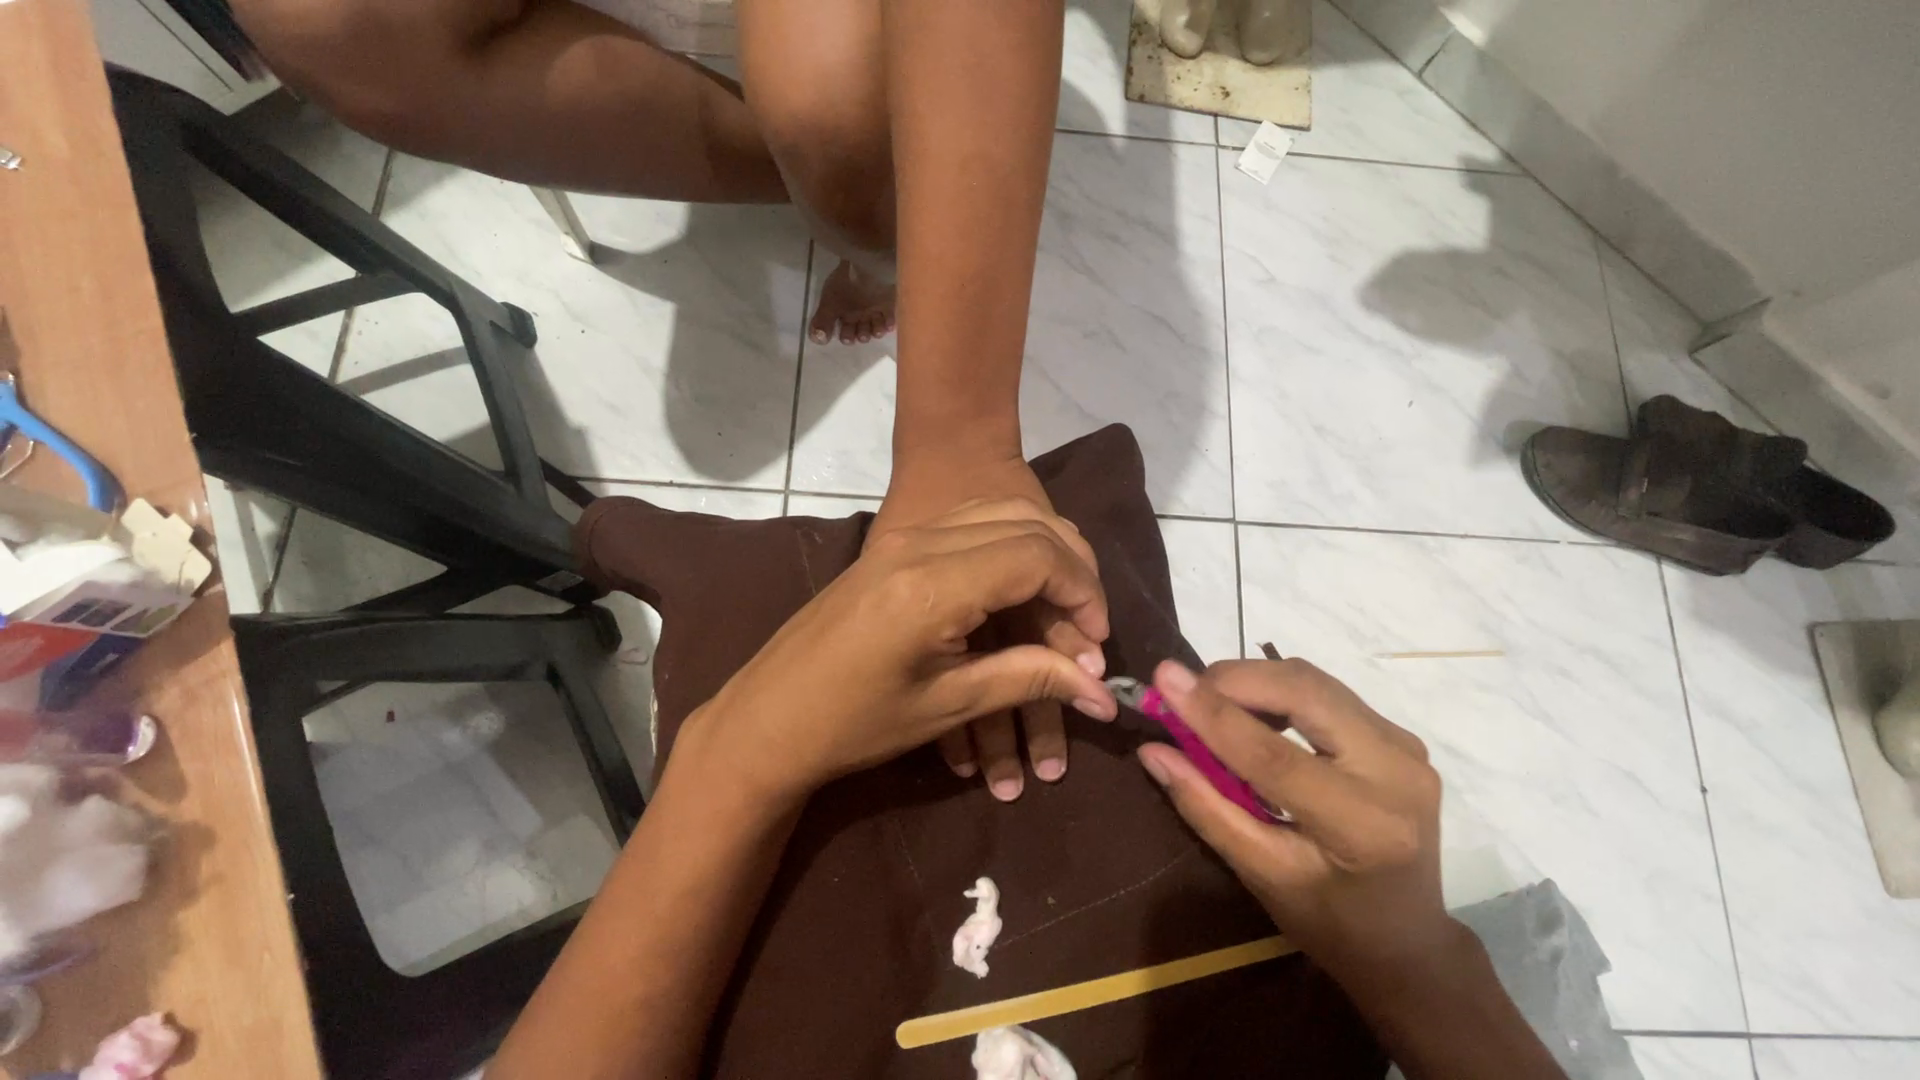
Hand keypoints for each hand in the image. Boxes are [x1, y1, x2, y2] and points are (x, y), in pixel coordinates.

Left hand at [690, 498, 1118, 803]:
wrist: (768, 717)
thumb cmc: (855, 723)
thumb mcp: (946, 704)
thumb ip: (1029, 680)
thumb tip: (1102, 689)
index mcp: (934, 584)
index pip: (1037, 556)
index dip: (1082, 595)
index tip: (1098, 646)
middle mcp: (922, 543)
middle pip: (1028, 526)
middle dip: (1073, 573)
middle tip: (1088, 633)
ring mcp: (904, 538)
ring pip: (1001, 516)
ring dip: (1044, 554)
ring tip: (1061, 614)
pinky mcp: (893, 545)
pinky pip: (971, 524)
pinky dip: (1009, 547)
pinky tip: (1018, 592)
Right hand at [1137, 659, 1455, 980]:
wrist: (1406, 937)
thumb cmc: (1327, 920)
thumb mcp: (1260, 874)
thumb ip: (1205, 807)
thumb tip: (1153, 751)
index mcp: (1363, 825)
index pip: (1275, 755)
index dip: (1214, 714)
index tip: (1163, 680)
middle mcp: (1396, 772)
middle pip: (1305, 692)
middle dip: (1234, 680)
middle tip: (1183, 689)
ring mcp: (1405, 747)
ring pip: (1314, 681)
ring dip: (1254, 680)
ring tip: (1209, 700)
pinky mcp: (1398, 735)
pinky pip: (1326, 692)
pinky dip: (1277, 690)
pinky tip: (1250, 710)